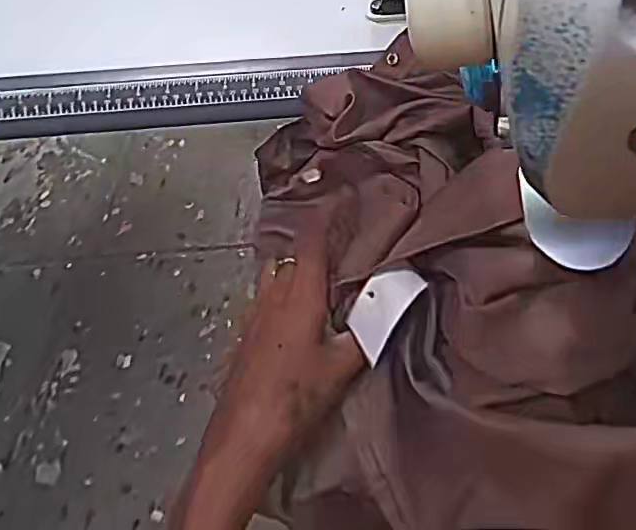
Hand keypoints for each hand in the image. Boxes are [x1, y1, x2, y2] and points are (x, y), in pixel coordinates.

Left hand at [174, 233, 365, 529]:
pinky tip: (295, 310)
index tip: (341, 195)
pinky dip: (283, 288)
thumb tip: (394, 298)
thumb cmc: (293, 397)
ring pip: (277, 272)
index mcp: (300, 292)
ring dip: (296, 263)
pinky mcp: (245, 334)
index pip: (313, 239)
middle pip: (294, 252)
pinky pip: (267, 295)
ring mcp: (255, 313)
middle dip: (315, 240)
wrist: (241, 440)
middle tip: (339, 237)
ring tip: (319, 269)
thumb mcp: (342, 365)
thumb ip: (369, 328)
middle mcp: (274, 294)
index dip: (327, 213)